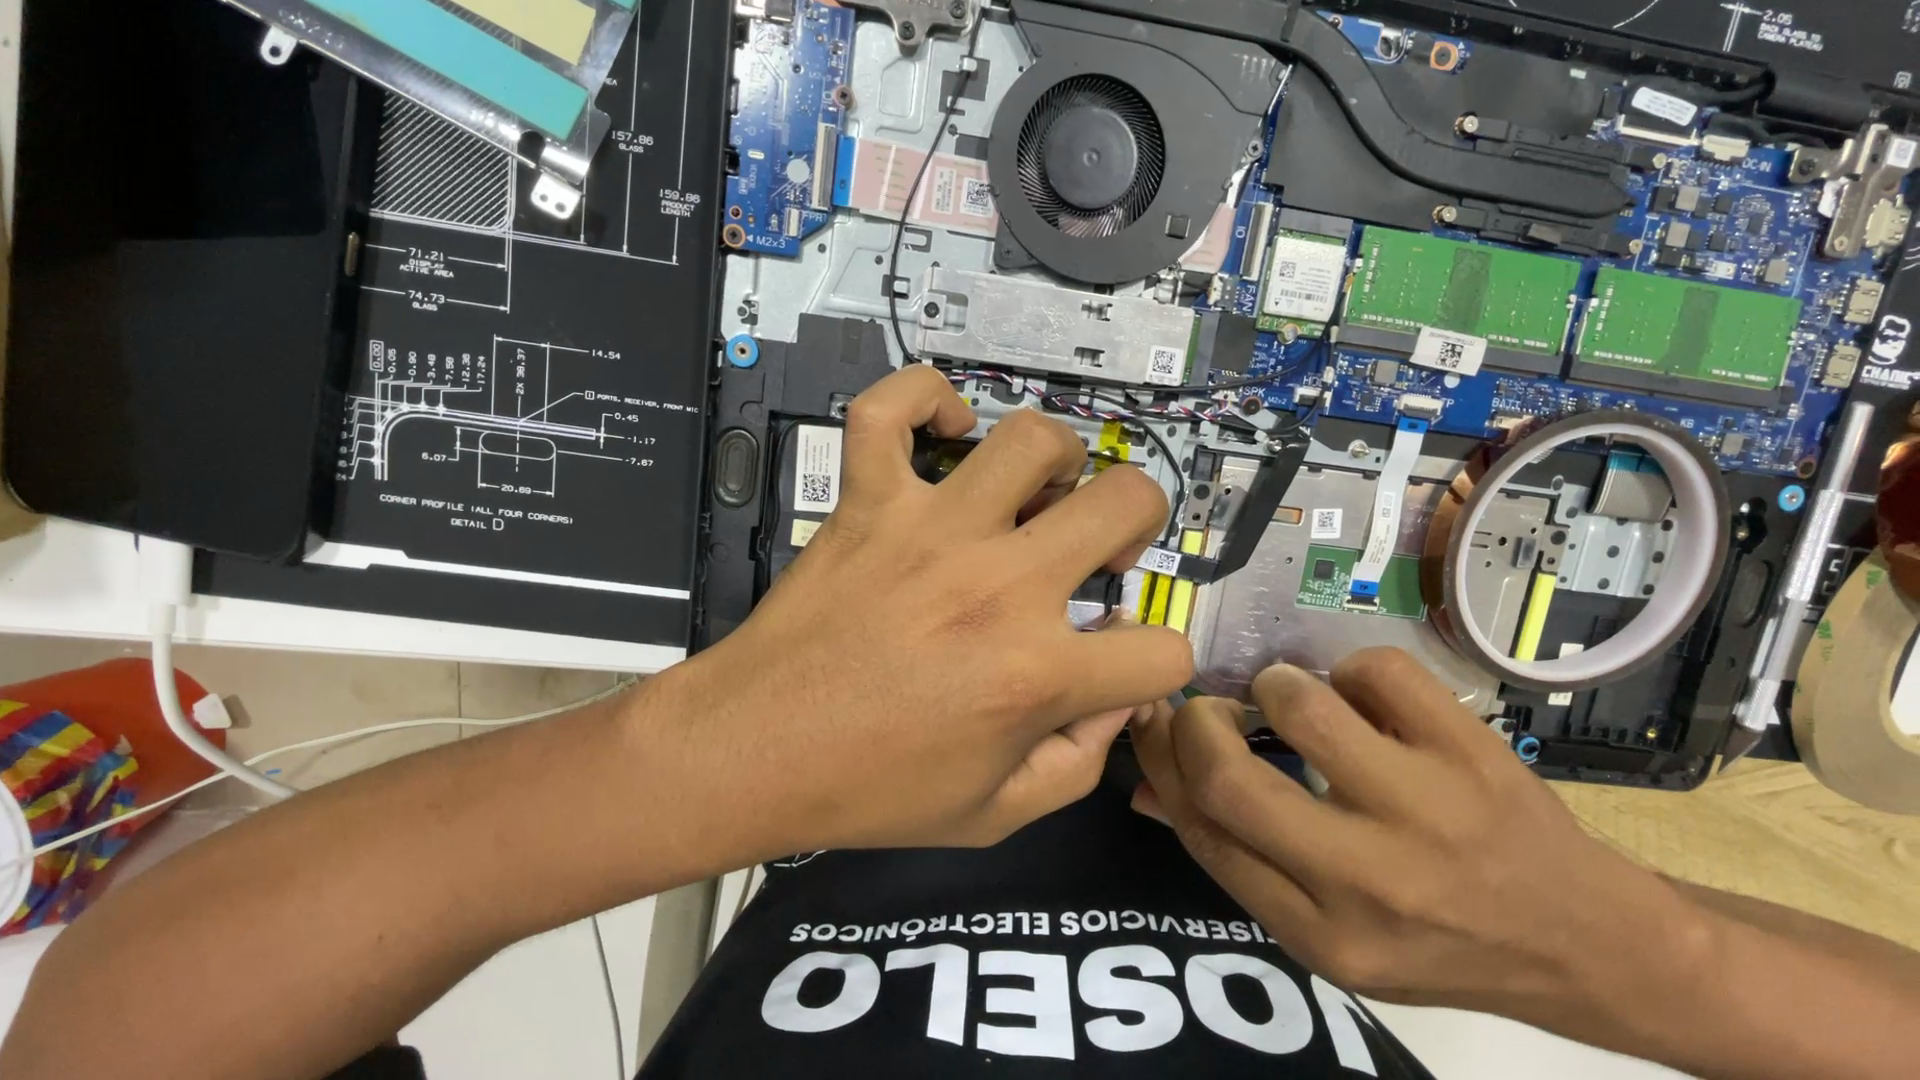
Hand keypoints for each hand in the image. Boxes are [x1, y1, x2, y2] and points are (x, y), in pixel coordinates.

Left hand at [660, 364, 1192, 854]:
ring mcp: (931, 530)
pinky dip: (923, 399)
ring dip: (1058, 461)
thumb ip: (1079, 764)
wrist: (751, 754)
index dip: (1154, 663)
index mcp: (1037, 674)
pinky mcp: (867, 502)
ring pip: (1031, 439)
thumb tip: (1115, 699)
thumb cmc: (871, 792)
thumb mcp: (995, 814)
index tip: (1114, 665)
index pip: (1160, 649)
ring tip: (1037, 496)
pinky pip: (889, 409)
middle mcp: (999, 586)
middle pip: (1127, 504)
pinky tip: (946, 431)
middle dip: (1139, 527)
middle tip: (1100, 555)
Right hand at [1129, 648, 1709, 1032]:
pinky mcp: (1473, 754)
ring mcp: (1427, 811)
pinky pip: (1377, 671)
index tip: (1152, 723)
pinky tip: (1363, 699)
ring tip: (1286, 699)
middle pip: (1229, 778)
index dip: (1160, 762)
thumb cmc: (1439, 944)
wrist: (1588, 947)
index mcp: (1321, 935)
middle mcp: (1367, 881)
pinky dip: (1350, 670)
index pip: (1205, 831)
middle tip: (1209, 711)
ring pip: (1302, 706)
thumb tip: (1148, 787)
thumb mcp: (1327, 932)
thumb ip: (1238, 860)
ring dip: (1273, 687)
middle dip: (1196, 723)